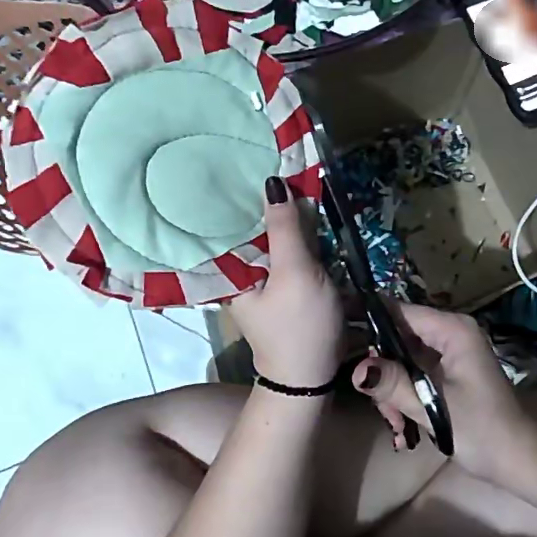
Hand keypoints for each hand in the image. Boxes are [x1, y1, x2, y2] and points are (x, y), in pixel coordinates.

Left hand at [225, 177, 344, 389]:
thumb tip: (272, 181)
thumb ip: (285, 228)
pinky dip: (291, 233)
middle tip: (270, 157)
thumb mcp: (296, 273)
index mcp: (230, 270)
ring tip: (284, 173)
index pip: (225, 221)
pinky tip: (300, 211)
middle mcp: (237, 272)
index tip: (242, 157)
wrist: (311, 379)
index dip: (235, 190)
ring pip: (267, 237)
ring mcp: (258, 280)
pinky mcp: (279, 286)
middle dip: (260, 199)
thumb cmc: (299, 327)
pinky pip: (282, 251)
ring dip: (278, 214)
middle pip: (248, 227)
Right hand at [350, 302, 536, 480]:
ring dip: (392, 388)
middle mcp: (451, 333)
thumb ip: (393, 384)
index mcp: (453, 330)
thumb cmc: (481, 431)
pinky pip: (413, 371)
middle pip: (398, 336)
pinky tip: (402, 422)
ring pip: (402, 357)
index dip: (370, 321)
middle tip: (383, 407)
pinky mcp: (447, 370)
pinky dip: (404, 393)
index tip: (341, 336)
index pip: (400, 311)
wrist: (519, 461)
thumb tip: (357, 370)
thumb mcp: (432, 408)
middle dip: (383, 370)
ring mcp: (450, 352)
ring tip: (395, 422)